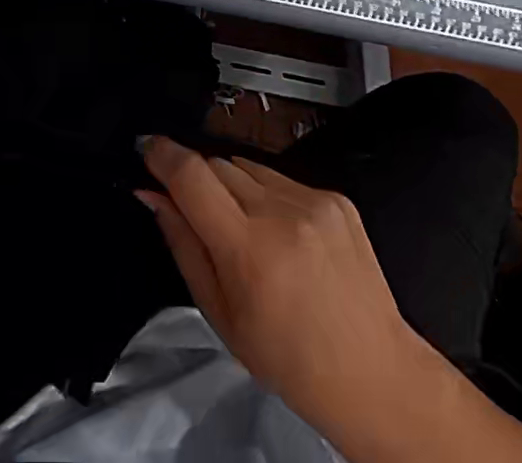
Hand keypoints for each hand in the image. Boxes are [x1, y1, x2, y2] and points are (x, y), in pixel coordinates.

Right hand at [137, 138, 521, 462]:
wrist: (374, 372)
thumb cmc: (289, 358)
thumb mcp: (218, 312)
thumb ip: (181, 242)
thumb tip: (152, 194)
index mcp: (249, 248)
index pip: (191, 174)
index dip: (161, 154)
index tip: (147, 148)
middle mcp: (283, 214)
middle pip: (216, 163)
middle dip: (198, 180)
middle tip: (200, 217)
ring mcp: (315, 202)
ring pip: (247, 165)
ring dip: (232, 186)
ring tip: (247, 232)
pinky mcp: (336, 198)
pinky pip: (280, 176)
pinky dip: (267, 195)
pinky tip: (280, 233)